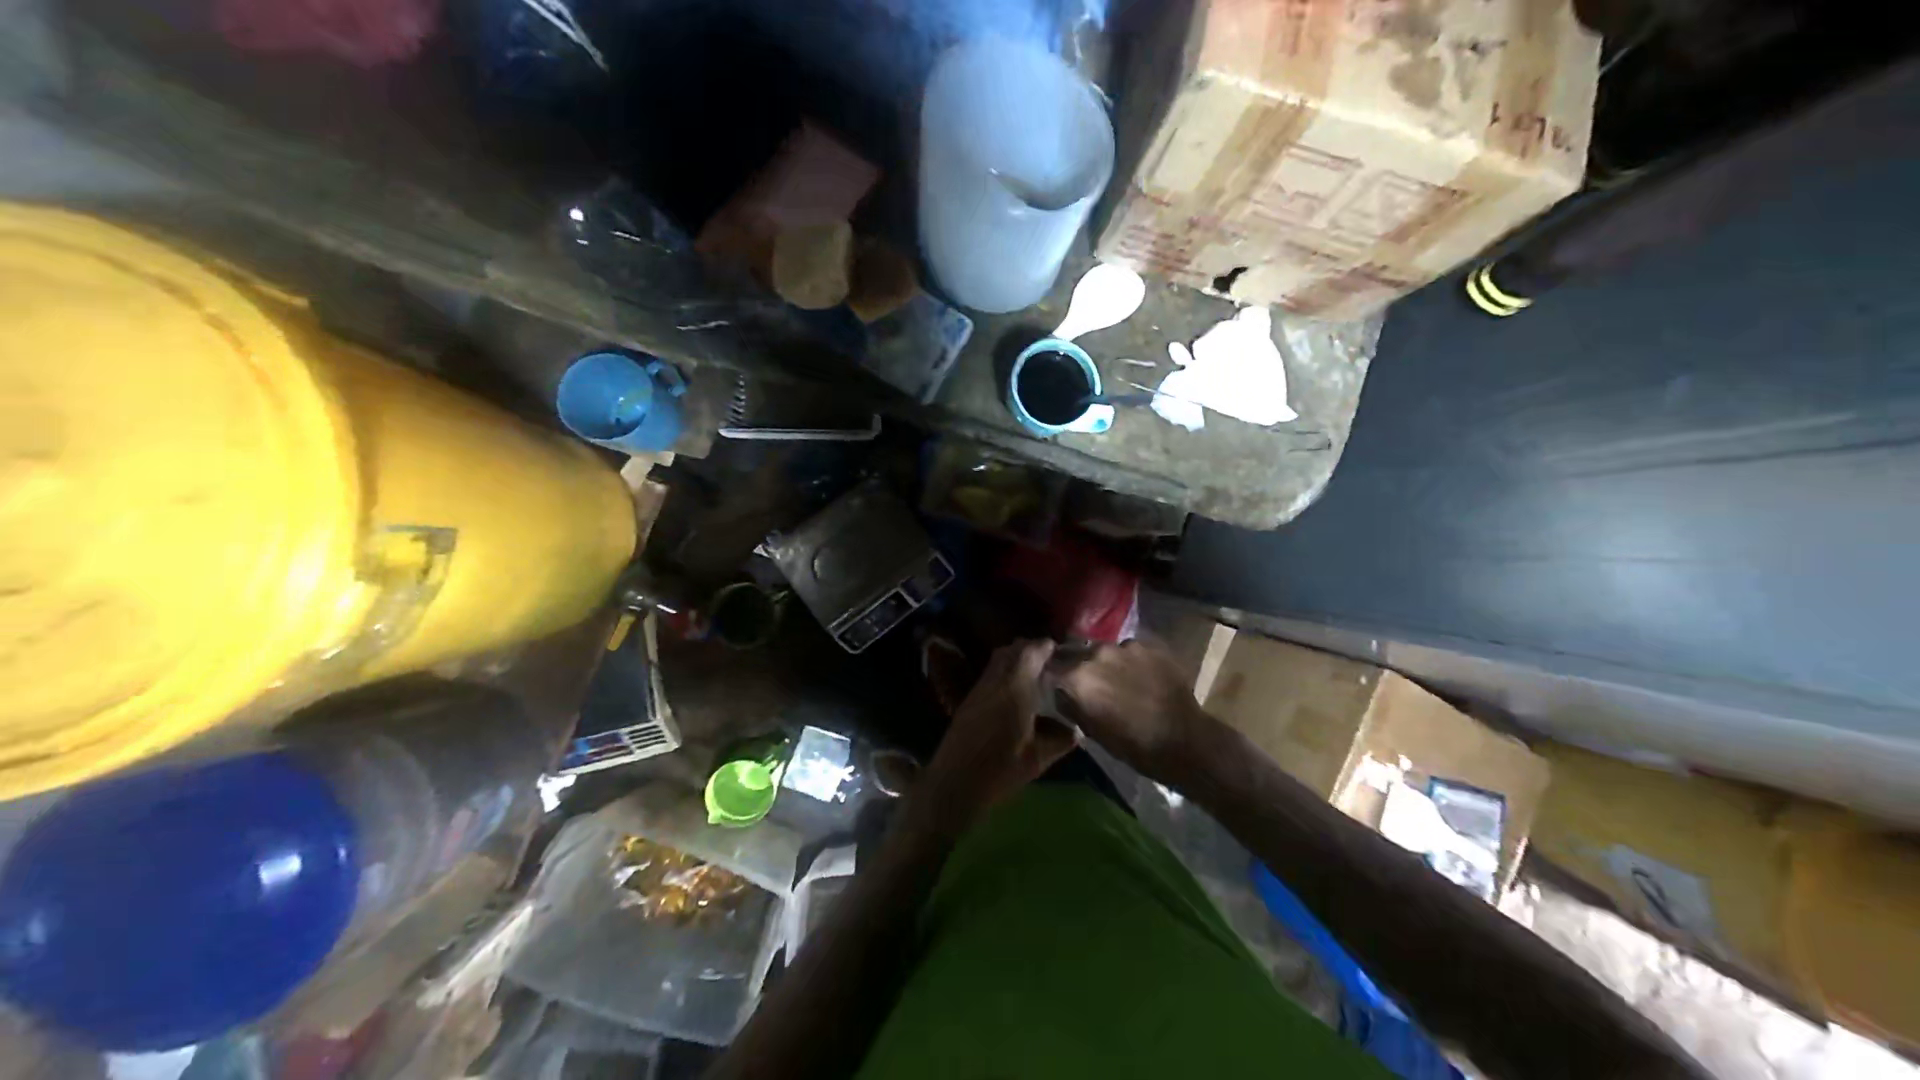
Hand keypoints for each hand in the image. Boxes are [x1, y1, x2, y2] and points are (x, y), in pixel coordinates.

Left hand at [917, 640, 1078, 830]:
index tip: (1060, 651)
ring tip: (1034, 674)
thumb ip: (1060, 740)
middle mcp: (995, 682)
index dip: (1046, 647)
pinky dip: (1004, 672)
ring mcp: (979, 689)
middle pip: (1012, 650)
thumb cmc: (1000, 771)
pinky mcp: (969, 699)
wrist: (955, 783)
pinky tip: (1015, 691)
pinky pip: (990, 674)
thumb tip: (1076, 731)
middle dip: (1031, 649)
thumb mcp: (1038, 758)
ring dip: (1016, 659)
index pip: (1031, 653)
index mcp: (1015, 690)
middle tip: (1049, 661)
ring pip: (998, 660)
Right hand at [1054, 639, 1211, 783]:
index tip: (1056, 682)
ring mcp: (1125, 646)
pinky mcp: (1150, 645)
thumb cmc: (1131, 744)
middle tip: (1088, 681)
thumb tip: (1062, 692)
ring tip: (1118, 678)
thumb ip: (1070, 704)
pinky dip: (1130, 660)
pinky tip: (1141, 676)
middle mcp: (1096, 652)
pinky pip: (1130, 649)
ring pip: (1104, 648)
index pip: (1051, 666)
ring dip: (1105, 661)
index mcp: (1077, 676)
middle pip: (1076, 651)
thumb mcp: (1091, 730)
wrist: (1183, 740)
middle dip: (1077, 664)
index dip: (1052, 674)